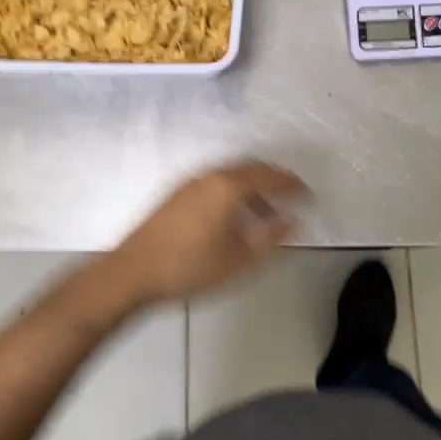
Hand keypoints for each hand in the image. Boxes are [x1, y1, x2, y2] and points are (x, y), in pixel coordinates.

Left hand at [105, 160, 308, 306]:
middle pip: (250, 168)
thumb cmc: (190, 267)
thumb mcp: (239, 259)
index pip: (270, 175)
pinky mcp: (175, 193)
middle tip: (289, 198)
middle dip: (273, 181)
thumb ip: (271, 238)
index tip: (308, 194)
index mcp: (228, 186)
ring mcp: (189, 182)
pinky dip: (232, 192)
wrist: (132, 272)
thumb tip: (295, 221)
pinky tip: (232, 218)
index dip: (292, 184)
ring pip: (230, 175)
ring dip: (251, 188)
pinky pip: (214, 182)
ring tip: (263, 215)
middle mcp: (209, 175)